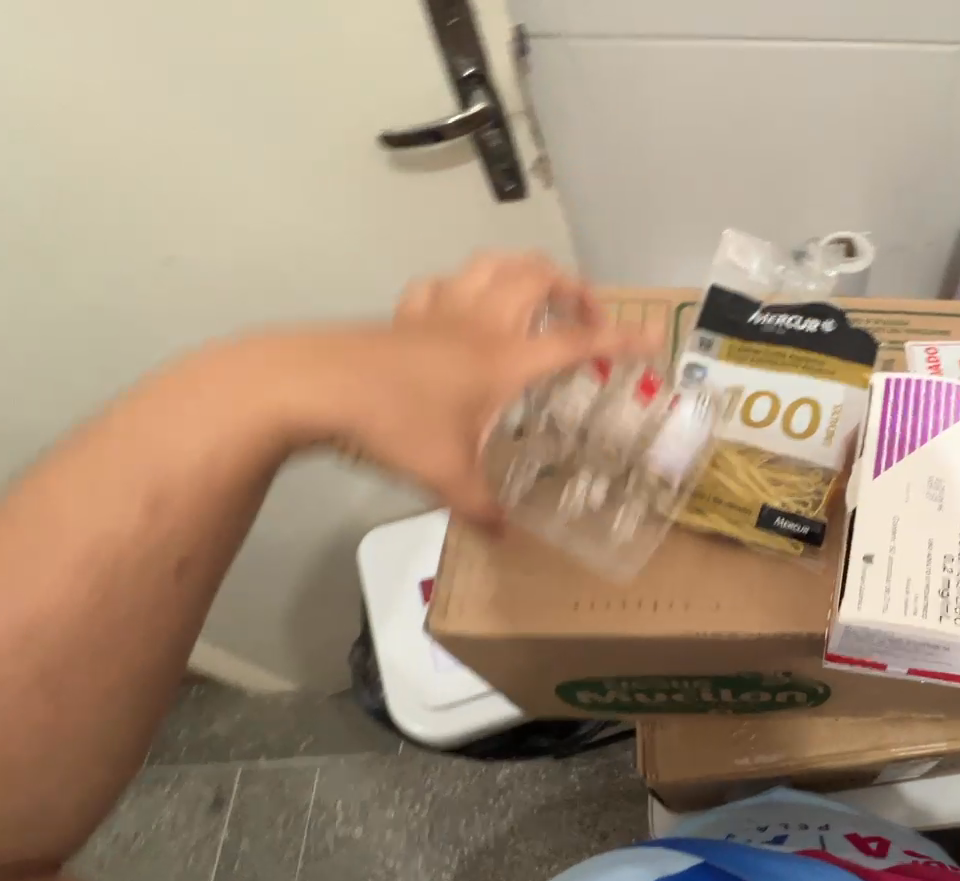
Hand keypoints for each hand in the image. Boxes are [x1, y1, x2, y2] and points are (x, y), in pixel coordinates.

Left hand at [215, 253, 647, 524]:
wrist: (306, 387)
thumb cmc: (390, 425)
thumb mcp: (447, 477)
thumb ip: (482, 508)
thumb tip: (505, 537)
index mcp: (505, 358)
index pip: (578, 341)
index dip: (622, 338)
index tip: (653, 339)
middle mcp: (482, 323)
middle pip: (540, 277)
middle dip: (576, 289)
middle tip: (587, 319)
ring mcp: (441, 312)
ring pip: (495, 264)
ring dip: (526, 273)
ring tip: (538, 299)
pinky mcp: (406, 313)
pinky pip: (446, 283)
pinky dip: (468, 288)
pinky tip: (466, 310)